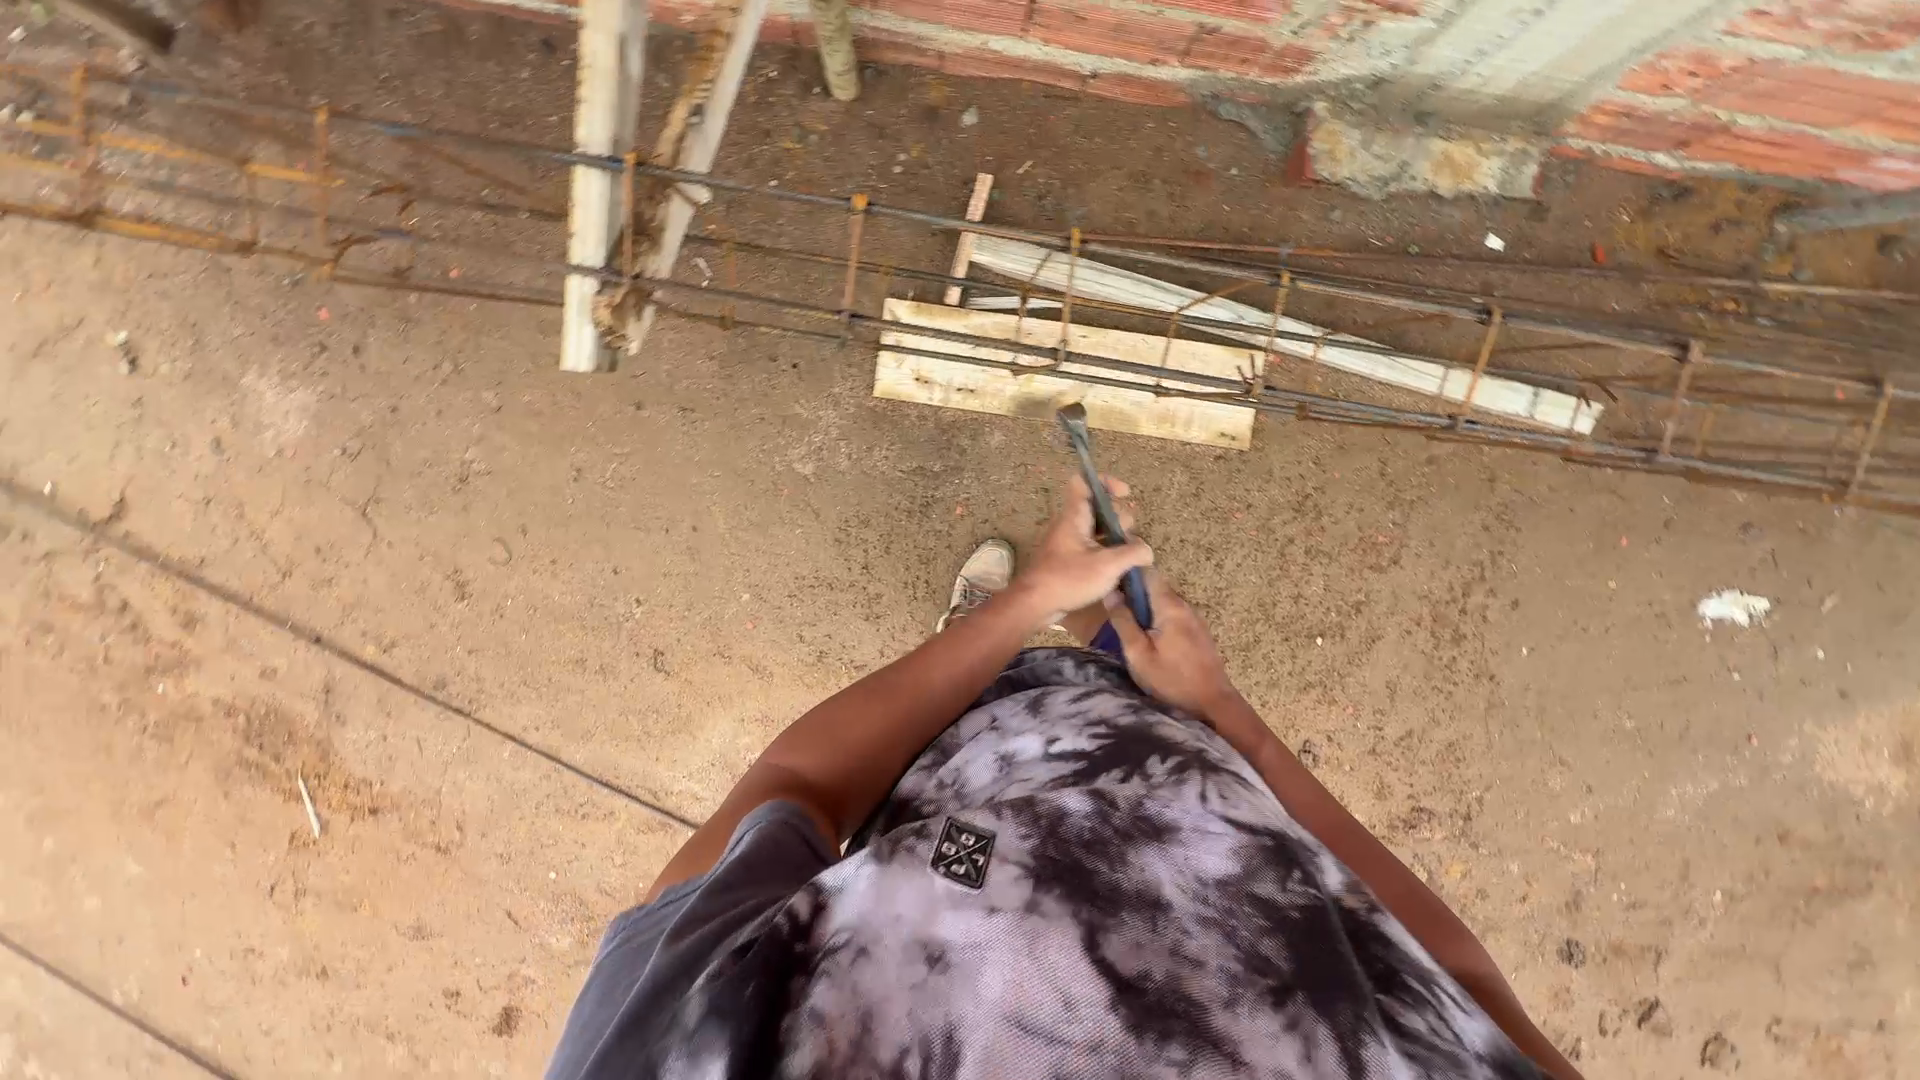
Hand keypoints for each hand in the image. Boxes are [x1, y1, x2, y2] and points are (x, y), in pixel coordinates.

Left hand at [1011, 472, 1153, 626]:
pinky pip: (1093, 546)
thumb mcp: (1107, 566)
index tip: (1125, 495)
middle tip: (1127, 539)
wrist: (1035, 604)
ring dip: (1117, 539)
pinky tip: (1120, 569)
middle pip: (1100, 507)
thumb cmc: (1068, 579)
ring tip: (1129, 558)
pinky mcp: (1070, 559)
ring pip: (1099, 529)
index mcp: (1075, 516)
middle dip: (1120, 517)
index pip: (1085, 481)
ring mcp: (1070, 542)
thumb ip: (1133, 553)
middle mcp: (1071, 524)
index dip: (1107, 482)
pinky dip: (1108, 552)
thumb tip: (1147, 551)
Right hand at [1104, 570, 1240, 716]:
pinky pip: (1174, 615)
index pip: (1147, 572)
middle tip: (1115, 610)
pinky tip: (1149, 638)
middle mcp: (1184, 605)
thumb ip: (1123, 621)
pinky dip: (1158, 619)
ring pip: (1164, 602)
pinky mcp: (1198, 632)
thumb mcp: (1138, 653)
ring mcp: (1194, 618)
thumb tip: (1110, 593)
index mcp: (1169, 606)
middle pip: (1156, 586)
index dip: (1127, 573)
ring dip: (1146, 608)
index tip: (1110, 583)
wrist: (1213, 704)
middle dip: (1134, 593)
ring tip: (1129, 625)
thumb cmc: (1171, 679)